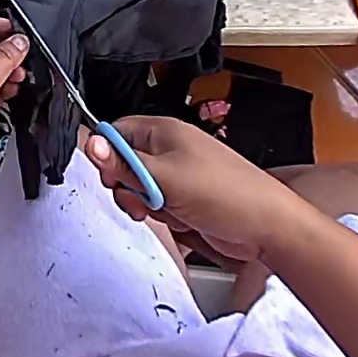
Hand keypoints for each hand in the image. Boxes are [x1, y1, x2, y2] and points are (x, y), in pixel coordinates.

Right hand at [82, 116, 314, 262]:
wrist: (266, 226)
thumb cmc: (226, 193)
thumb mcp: (165, 178)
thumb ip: (125, 164)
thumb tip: (91, 144)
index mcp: (164, 131)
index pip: (117, 132)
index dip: (107, 154)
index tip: (111, 177)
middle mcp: (170, 148)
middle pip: (124, 163)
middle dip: (127, 186)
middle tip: (143, 197)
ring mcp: (178, 173)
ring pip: (140, 187)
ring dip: (145, 203)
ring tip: (164, 209)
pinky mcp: (186, 197)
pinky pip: (158, 203)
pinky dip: (162, 214)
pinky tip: (177, 218)